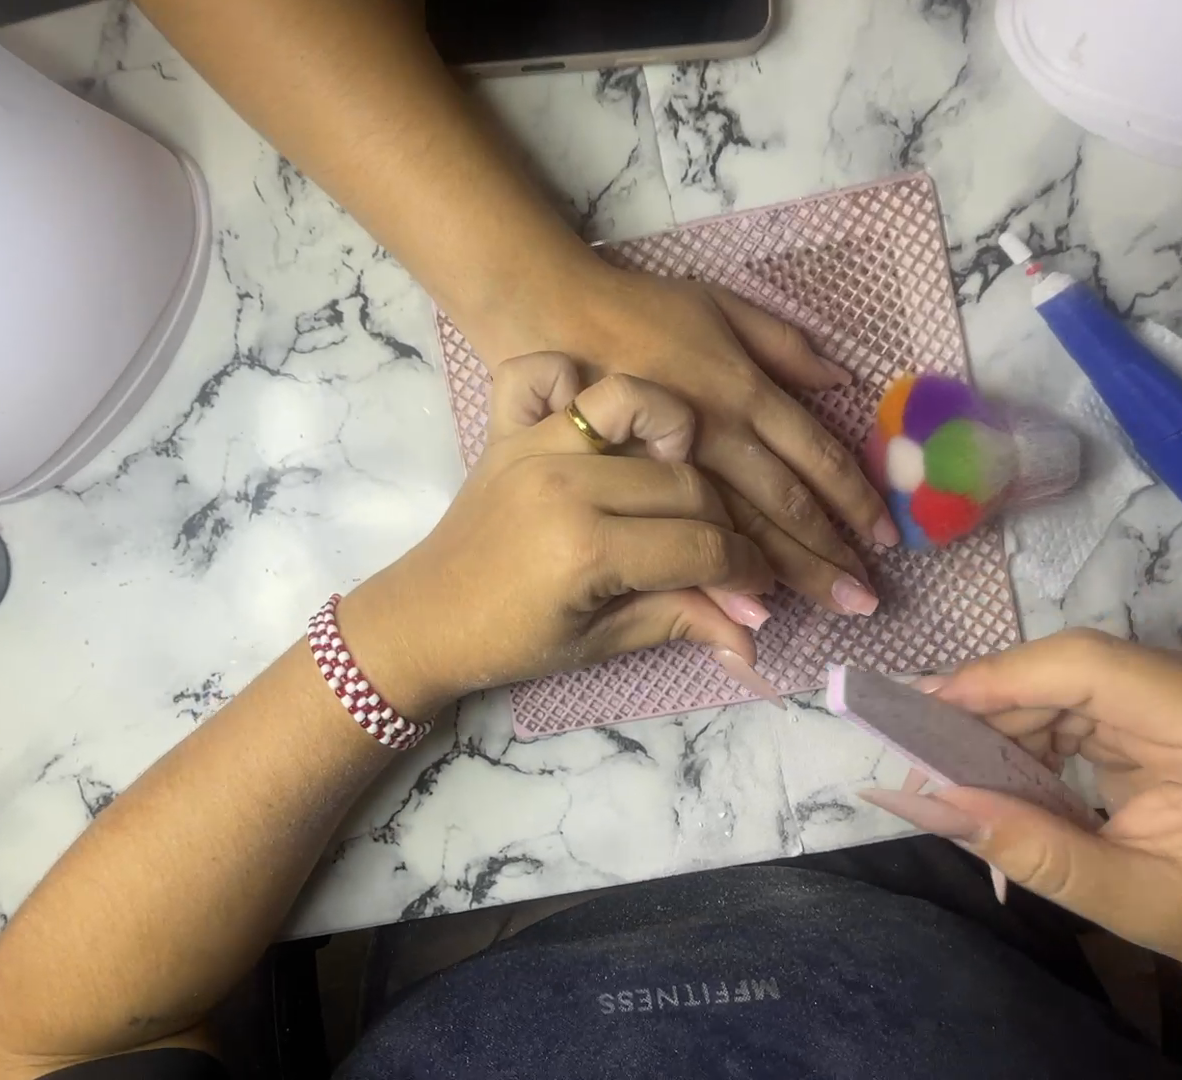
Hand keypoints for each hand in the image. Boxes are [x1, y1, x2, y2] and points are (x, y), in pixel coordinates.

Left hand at [339, 353, 775, 716]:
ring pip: (640, 410)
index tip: (758, 588)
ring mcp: (534, 445)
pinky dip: (573, 376)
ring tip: (683, 476)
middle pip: (686, 482)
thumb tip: (757, 638)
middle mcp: (566, 482)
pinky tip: (599, 418)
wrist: (423, 618)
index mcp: (587, 548)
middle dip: (728, 524)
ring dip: (675, 436)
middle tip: (733, 553)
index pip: (702, 546)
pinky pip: (545, 372)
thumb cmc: (509, 641)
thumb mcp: (597, 642)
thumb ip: (679, 622)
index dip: (745, 571)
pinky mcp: (508, 428)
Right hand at [468, 264, 893, 617]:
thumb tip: (840, 380)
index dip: (854, 502)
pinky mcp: (622, 491)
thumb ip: (779, 341)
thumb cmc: (634, 310)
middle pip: (785, 508)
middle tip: (864, 602)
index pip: (816, 459)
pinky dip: (712, 573)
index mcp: (742, 391)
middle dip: (828, 557)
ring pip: (737, 532)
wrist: (547, 319)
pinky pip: (675, 539)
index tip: (885, 541)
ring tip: (820, 608)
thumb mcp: (715, 303)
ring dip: (783, 573)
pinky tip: (738, 602)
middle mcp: (716, 437)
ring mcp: (667, 469)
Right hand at [860, 630, 1181, 988]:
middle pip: (1075, 665)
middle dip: (993, 702)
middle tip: (927, 743)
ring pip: (1070, 670)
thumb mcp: (1138, 906)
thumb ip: (1033, 853)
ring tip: (966, 758)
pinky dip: (1036, 717)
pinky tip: (1014, 755)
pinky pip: (1085, 684)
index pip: (1094, 668)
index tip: (923, 706)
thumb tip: (925, 803)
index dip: (998, 677)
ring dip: (1009, 711)